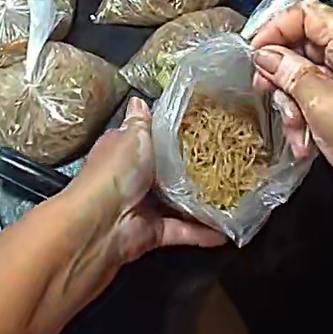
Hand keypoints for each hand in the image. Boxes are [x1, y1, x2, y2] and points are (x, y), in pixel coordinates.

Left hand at [65, 97, 224, 268]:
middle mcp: (133, 177)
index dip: (170, 133)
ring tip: (231, 194)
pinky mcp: (153, 231)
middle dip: (191, 168)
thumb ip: (140, 123)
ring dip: (200, 202)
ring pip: (177, 202)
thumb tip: (139, 100)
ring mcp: (143, 205)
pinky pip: (182, 231)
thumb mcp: (131, 137)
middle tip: (225, 160)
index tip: (200, 128)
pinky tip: (225, 230)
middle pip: (166, 171)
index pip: (148, 138)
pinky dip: (202, 233)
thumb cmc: (116, 171)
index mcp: (124, 150)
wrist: (101, 222)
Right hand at [249, 1, 332, 241]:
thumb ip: (290, 73)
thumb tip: (264, 54)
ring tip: (295, 132)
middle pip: (306, 43)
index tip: (252, 57)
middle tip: (265, 95)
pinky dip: (309, 115)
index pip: (307, 13)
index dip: (274, 30)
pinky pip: (325, 95)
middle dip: (283, 73)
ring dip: (294, 102)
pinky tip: (306, 144)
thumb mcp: (324, 107)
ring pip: (310, 73)